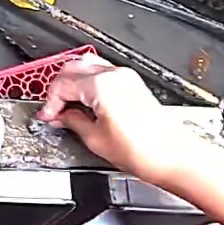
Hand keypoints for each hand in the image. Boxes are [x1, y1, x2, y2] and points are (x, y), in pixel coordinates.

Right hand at [36, 55, 198, 183]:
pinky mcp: (133, 84)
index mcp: (100, 85)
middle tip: (52, 109)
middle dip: (57, 88)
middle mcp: (114, 75)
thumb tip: (60, 116)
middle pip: (72, 68)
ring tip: (66, 105)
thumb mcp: (95, 139)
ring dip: (72, 82)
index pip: (62, 85)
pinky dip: (87, 83)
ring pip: (87, 66)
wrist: (176, 158)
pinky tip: (84, 102)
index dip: (49, 102)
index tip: (46, 115)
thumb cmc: (145, 151)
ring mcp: (125, 77)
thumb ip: (72, 121)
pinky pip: (102, 73)